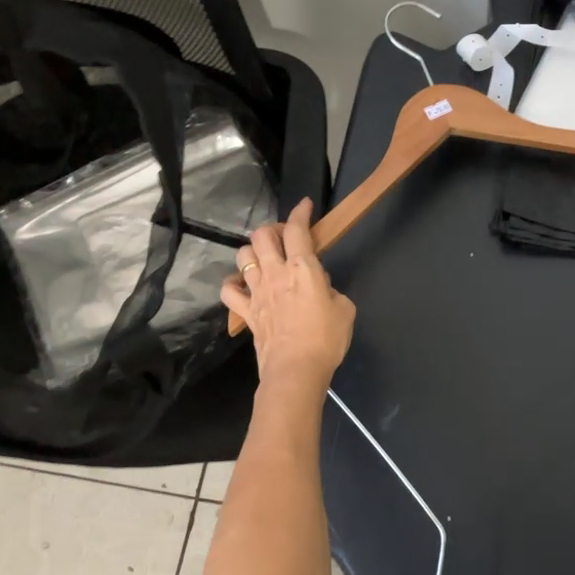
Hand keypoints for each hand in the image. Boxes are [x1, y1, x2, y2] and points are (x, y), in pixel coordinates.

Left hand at [221, 198, 354, 396]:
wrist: (297, 369)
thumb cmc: (327, 339)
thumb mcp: (345, 309)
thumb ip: (331, 291)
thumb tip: (320, 287)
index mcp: (303, 268)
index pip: (297, 230)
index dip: (301, 213)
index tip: (306, 206)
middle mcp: (275, 273)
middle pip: (262, 235)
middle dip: (273, 230)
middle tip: (284, 239)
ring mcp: (256, 292)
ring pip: (242, 256)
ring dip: (252, 252)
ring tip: (263, 260)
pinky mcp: (246, 312)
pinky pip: (229, 290)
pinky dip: (233, 284)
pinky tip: (242, 285)